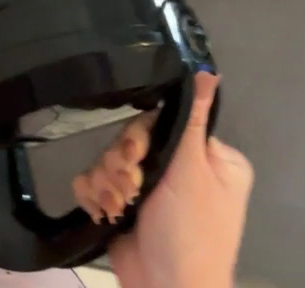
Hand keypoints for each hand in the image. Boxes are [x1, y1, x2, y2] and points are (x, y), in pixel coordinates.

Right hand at [107, 71, 252, 287]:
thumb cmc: (190, 233)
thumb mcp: (192, 172)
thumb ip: (191, 121)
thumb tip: (209, 71)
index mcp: (208, 160)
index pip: (162, 123)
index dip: (141, 136)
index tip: (137, 155)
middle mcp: (181, 170)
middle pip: (130, 140)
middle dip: (122, 164)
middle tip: (130, 187)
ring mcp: (150, 190)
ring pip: (109, 160)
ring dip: (108, 183)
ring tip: (118, 207)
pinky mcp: (123, 207)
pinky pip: (95, 182)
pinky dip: (96, 196)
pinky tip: (105, 213)